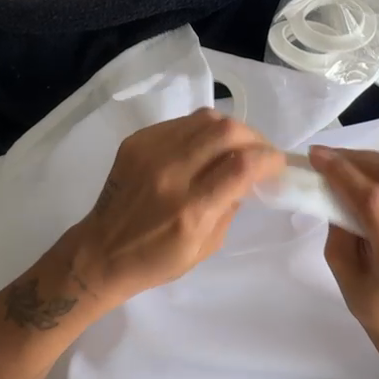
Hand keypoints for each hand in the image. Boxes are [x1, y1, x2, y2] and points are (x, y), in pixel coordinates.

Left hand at [66, 109, 284, 303]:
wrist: (100, 251)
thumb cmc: (156, 260)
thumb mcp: (205, 247)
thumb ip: (230, 207)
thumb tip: (248, 176)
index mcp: (190, 210)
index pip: (241, 166)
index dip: (268, 158)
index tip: (277, 163)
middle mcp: (170, 174)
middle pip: (225, 131)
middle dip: (253, 137)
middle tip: (260, 150)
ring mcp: (150, 152)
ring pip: (204, 118)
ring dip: (229, 128)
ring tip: (236, 144)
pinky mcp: (137, 141)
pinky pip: (180, 123)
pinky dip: (201, 131)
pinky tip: (204, 146)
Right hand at [309, 146, 378, 350]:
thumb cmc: (372, 300)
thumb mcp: (341, 268)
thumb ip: (337, 225)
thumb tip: (332, 183)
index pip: (373, 200)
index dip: (342, 172)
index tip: (315, 156)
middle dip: (357, 159)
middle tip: (329, 156)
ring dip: (370, 161)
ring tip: (344, 164)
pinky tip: (368, 179)